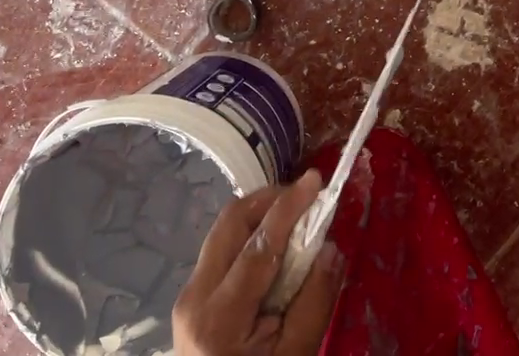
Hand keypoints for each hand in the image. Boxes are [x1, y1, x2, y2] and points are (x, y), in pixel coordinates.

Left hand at [172, 171, 343, 355]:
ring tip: (296, 222)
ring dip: (262, 215)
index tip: (317, 179)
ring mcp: (188, 296)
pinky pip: (223, 249)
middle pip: (231, 222)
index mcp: (220, 318)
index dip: (289, 206)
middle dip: (271, 200)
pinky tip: (277, 250)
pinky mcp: (192, 298)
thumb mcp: (297, 354)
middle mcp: (194, 296)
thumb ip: (315, 299)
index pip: (258, 244)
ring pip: (224, 231)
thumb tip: (330, 246)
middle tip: (307, 199)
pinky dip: (252, 236)